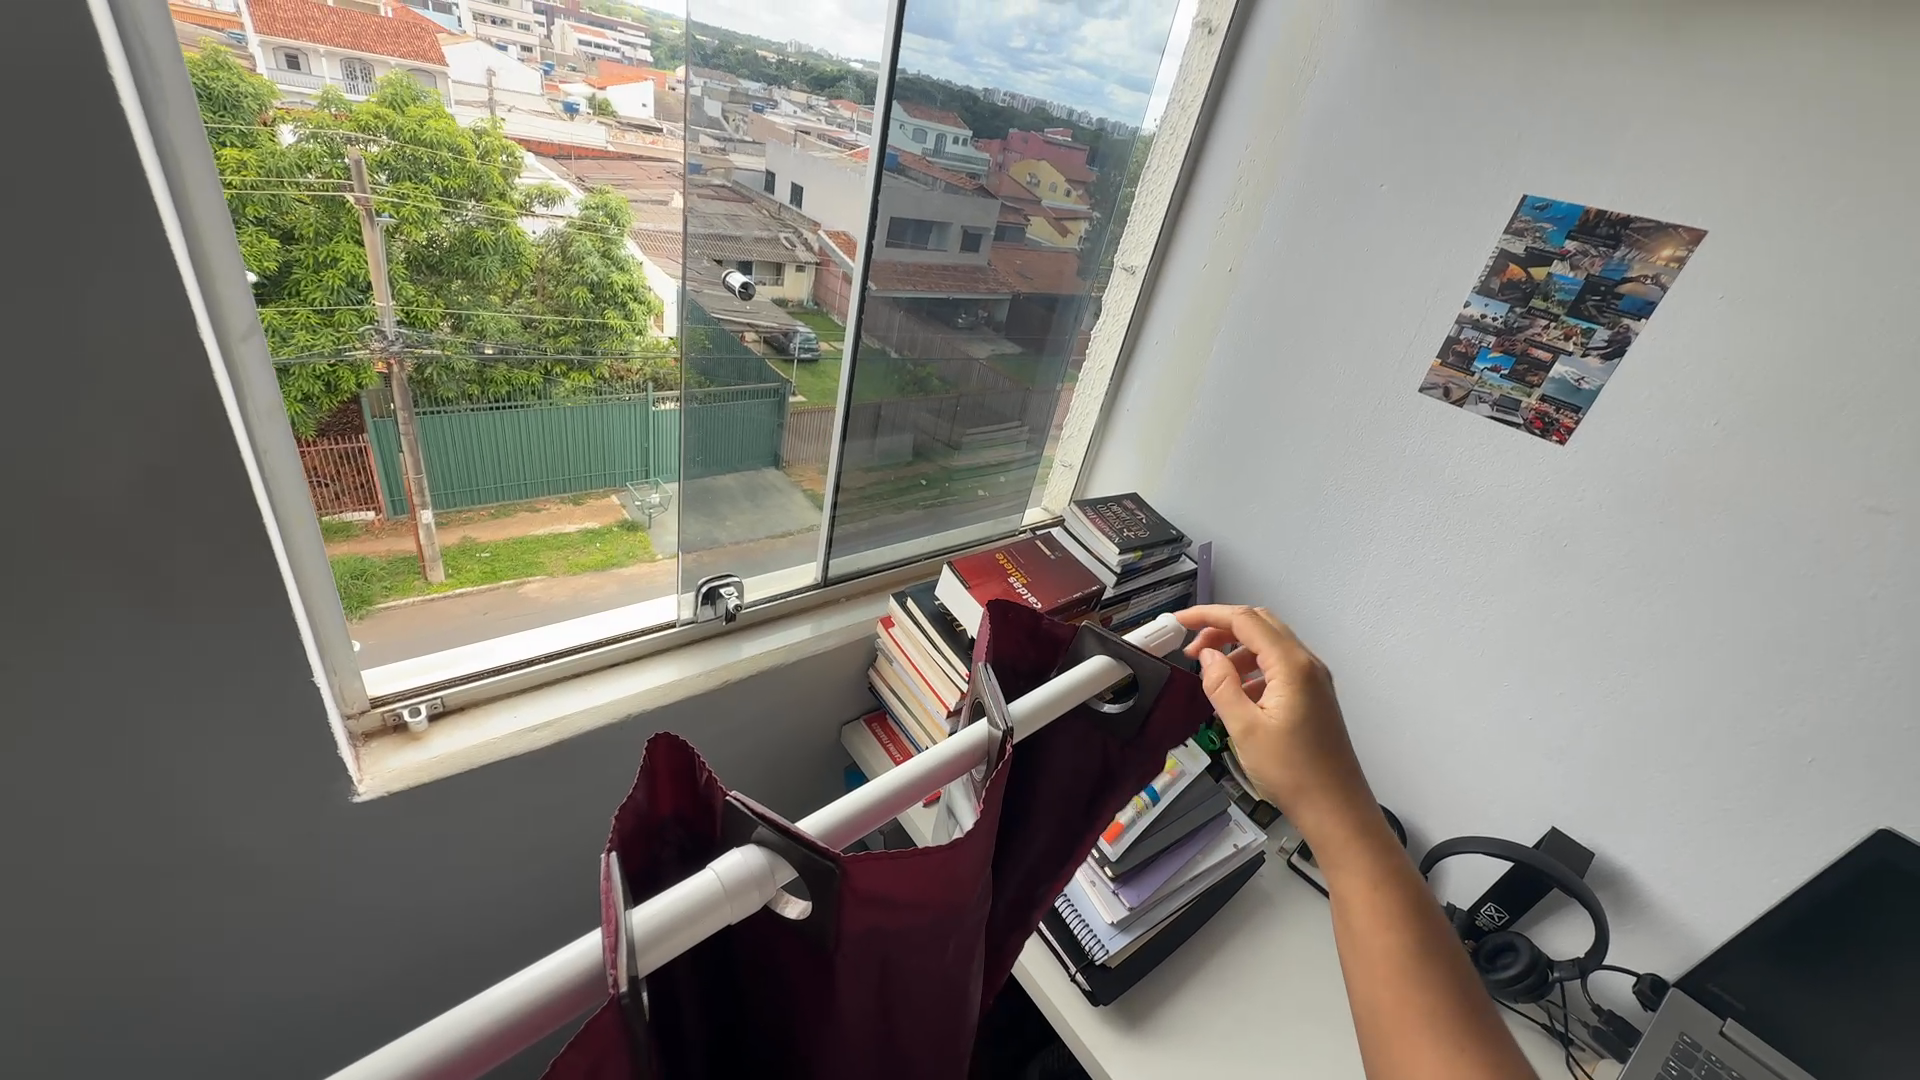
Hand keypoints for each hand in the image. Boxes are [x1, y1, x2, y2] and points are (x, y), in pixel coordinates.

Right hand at [1176, 605, 1376, 843]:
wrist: (1337, 811)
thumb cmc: (1291, 772)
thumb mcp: (1244, 728)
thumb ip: (1221, 685)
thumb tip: (1206, 655)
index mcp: (1292, 666)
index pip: (1245, 620)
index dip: (1207, 615)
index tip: (1177, 620)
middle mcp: (1307, 664)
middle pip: (1259, 624)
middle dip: (1221, 628)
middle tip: (1191, 649)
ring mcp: (1313, 680)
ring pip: (1268, 645)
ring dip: (1235, 649)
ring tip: (1209, 673)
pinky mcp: (1313, 696)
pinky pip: (1277, 666)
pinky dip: (1250, 668)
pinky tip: (1235, 693)